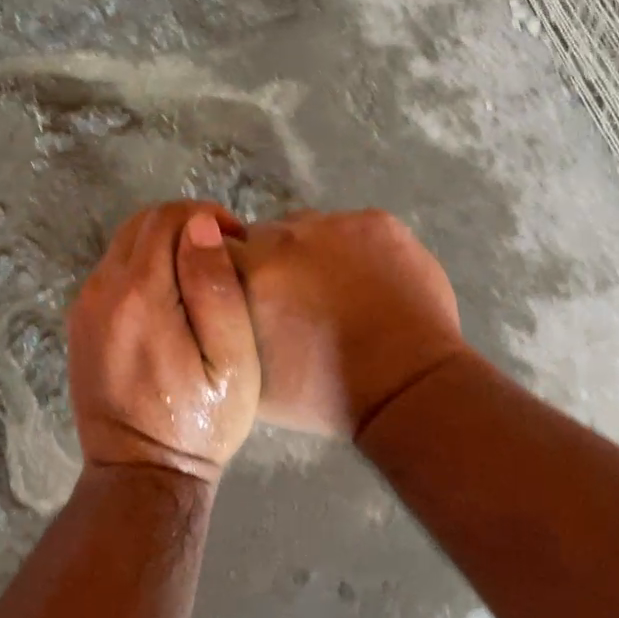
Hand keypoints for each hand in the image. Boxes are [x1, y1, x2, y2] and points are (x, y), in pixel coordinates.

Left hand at [67, 201, 261, 483]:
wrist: (141, 474)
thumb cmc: (199, 422)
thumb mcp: (231, 359)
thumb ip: (215, 286)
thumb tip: (199, 226)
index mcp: (138, 294)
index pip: (166, 218)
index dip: (206, 217)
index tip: (237, 242)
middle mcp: (100, 291)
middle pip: (141, 225)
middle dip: (184, 226)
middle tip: (221, 257)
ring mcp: (83, 308)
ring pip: (123, 247)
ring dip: (163, 247)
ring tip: (199, 280)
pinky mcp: (79, 325)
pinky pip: (111, 274)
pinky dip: (142, 270)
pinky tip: (169, 304)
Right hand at [226, 209, 465, 438]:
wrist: (408, 387)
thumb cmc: (321, 394)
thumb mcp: (247, 376)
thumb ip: (220, 329)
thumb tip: (210, 305)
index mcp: (251, 270)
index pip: (215, 250)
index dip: (224, 270)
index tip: (241, 294)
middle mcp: (287, 236)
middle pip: (261, 236)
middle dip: (267, 261)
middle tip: (288, 300)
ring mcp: (336, 224)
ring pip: (306, 229)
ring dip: (307, 252)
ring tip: (330, 292)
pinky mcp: (377, 222)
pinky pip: (349, 228)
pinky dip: (349, 250)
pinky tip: (364, 284)